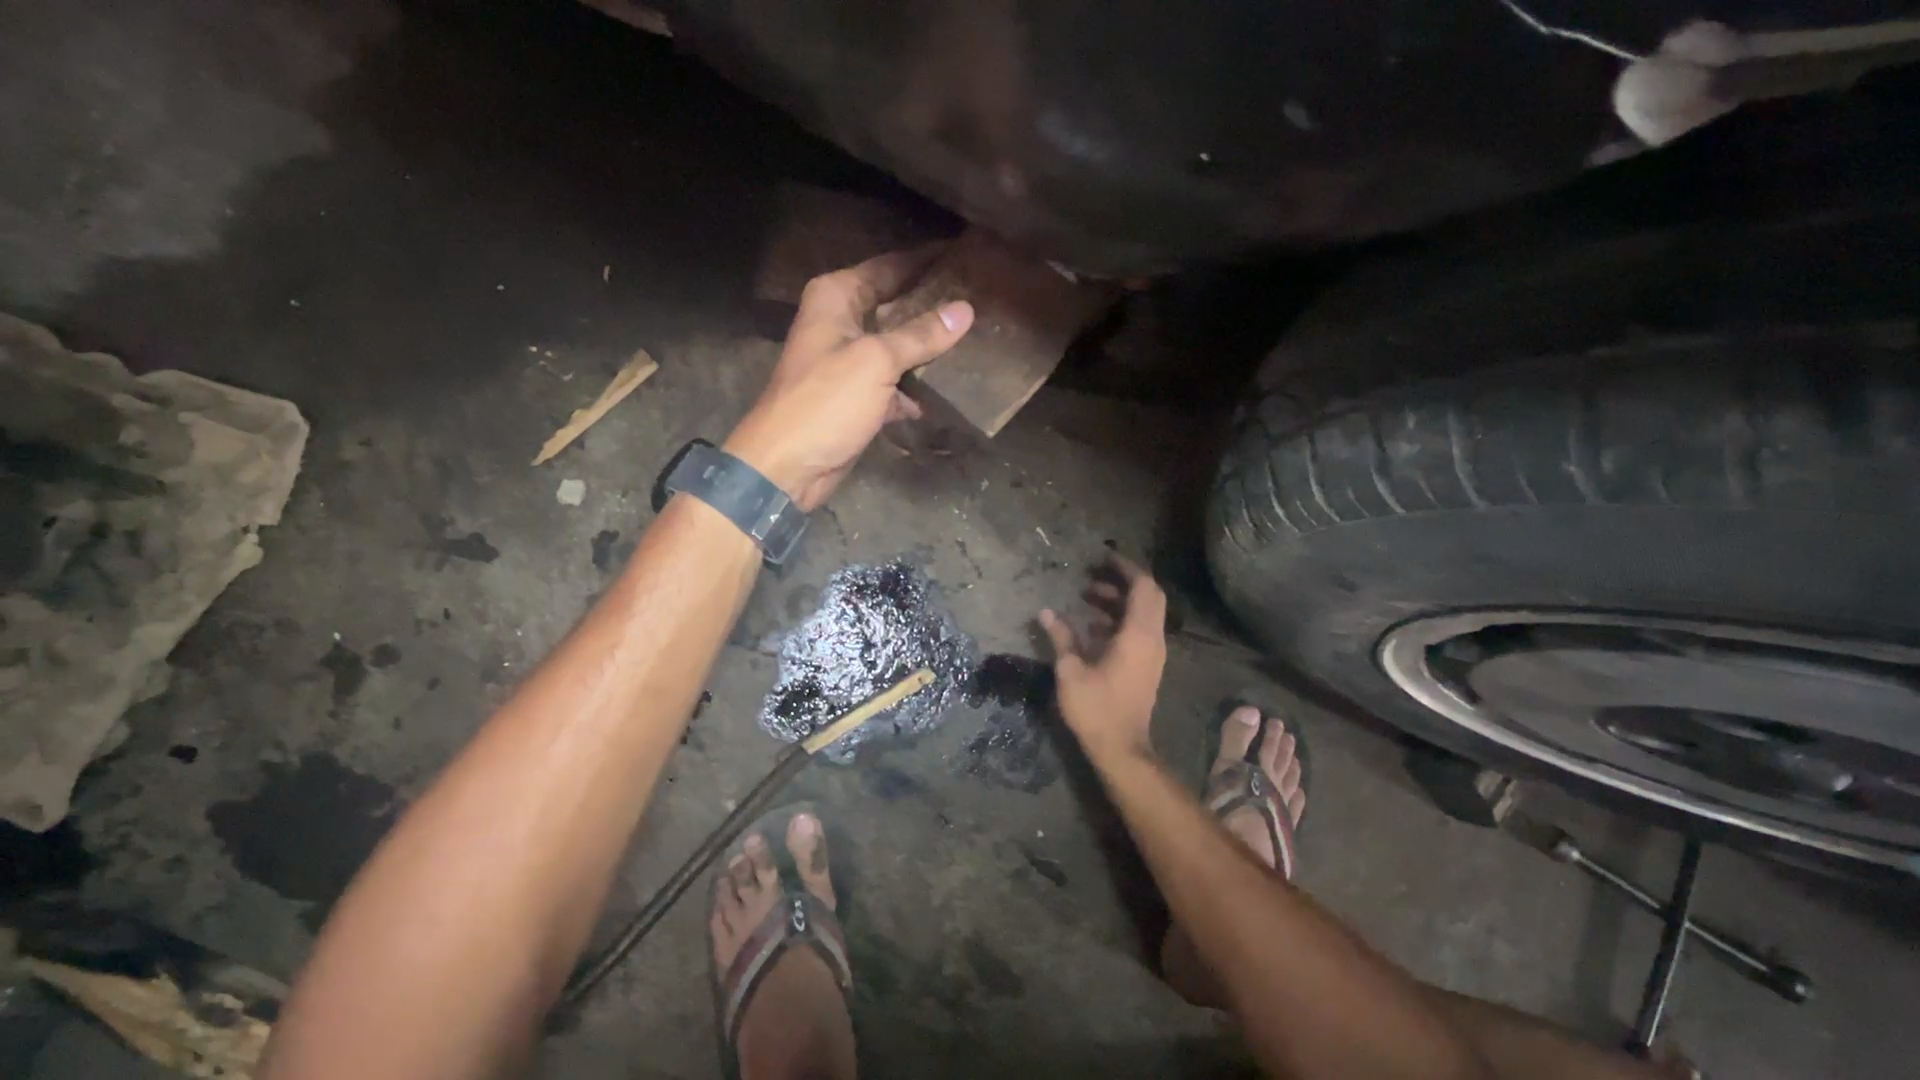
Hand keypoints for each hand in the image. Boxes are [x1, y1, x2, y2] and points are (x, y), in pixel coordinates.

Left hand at [724, 246, 974, 509]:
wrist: (786, 466)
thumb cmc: (825, 402)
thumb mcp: (876, 362)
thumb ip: (921, 334)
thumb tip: (965, 309)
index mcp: (836, 298)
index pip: (889, 266)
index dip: (926, 260)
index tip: (965, 254)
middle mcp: (839, 322)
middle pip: (894, 304)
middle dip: (932, 304)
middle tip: (980, 297)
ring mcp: (847, 361)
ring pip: (896, 344)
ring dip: (928, 347)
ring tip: (976, 339)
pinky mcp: (855, 397)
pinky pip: (893, 381)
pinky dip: (915, 386)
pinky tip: (948, 390)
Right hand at [1038, 556, 1167, 762]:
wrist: (1122, 748)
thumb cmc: (1096, 709)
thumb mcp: (1071, 671)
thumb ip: (1061, 637)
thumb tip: (1046, 612)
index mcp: (1138, 635)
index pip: (1142, 587)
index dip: (1125, 568)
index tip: (1102, 558)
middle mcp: (1152, 639)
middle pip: (1149, 596)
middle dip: (1123, 580)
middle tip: (1094, 574)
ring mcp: (1154, 654)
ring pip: (1145, 613)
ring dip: (1120, 600)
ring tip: (1088, 596)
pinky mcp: (1148, 665)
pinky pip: (1140, 630)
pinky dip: (1121, 619)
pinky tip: (1093, 626)